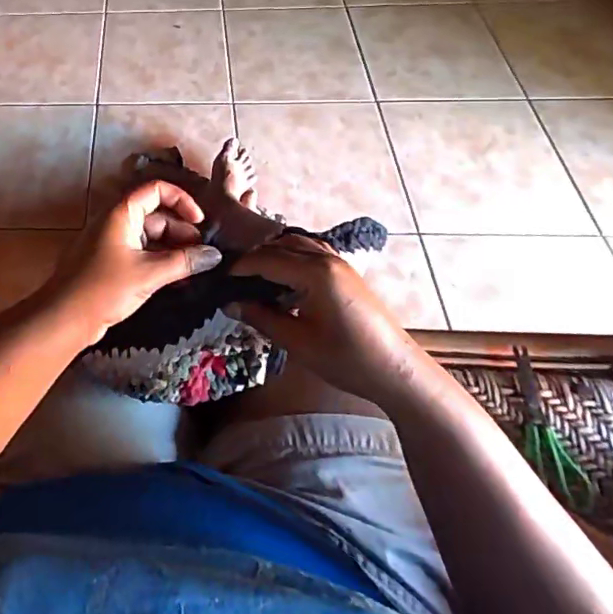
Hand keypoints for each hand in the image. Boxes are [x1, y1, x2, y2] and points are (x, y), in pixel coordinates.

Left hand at [40, 180, 221, 335]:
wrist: (62, 319)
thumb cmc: (103, 288)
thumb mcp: (149, 273)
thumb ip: (184, 262)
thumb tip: (214, 255)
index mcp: (122, 213)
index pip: (157, 189)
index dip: (182, 201)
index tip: (200, 222)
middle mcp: (117, 222)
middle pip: (157, 215)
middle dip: (182, 231)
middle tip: (202, 254)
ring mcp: (113, 243)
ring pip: (151, 237)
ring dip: (174, 249)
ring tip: (195, 269)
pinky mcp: (112, 263)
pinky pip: (143, 254)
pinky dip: (161, 262)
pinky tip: (179, 279)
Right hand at [229, 234, 438, 408]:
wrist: (394, 368)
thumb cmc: (347, 358)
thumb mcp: (298, 342)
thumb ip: (262, 318)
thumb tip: (230, 304)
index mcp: (315, 273)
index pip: (267, 259)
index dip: (240, 267)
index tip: (219, 278)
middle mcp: (327, 258)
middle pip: (281, 246)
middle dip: (254, 258)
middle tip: (231, 278)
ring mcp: (339, 262)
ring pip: (297, 245)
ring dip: (274, 254)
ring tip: (253, 277)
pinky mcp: (345, 271)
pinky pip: (311, 252)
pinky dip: (292, 257)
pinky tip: (283, 278)